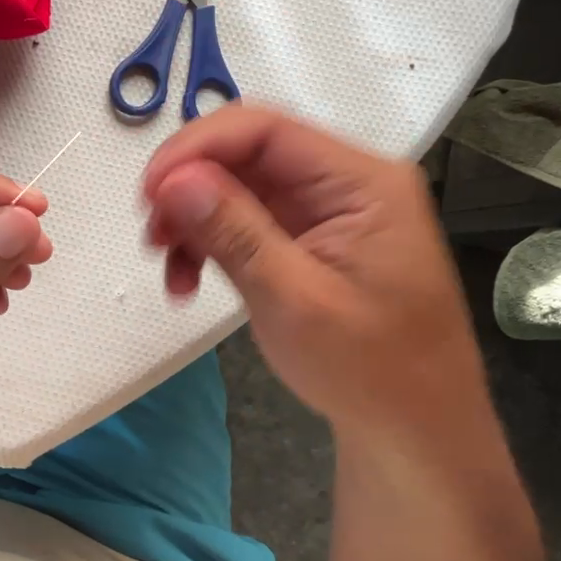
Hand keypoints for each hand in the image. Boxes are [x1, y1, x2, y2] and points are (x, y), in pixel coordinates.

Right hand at [142, 105, 480, 438]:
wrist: (411, 431)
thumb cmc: (369, 369)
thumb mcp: (294, 299)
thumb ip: (234, 231)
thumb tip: (171, 179)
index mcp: (360, 182)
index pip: (263, 129)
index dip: (195, 147)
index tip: (148, 190)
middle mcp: (340, 183)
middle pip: (241, 154)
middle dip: (185, 188)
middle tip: (151, 232)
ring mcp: (319, 210)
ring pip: (229, 186)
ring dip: (187, 219)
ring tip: (165, 264)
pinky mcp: (300, 237)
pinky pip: (236, 219)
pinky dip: (202, 244)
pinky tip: (184, 281)